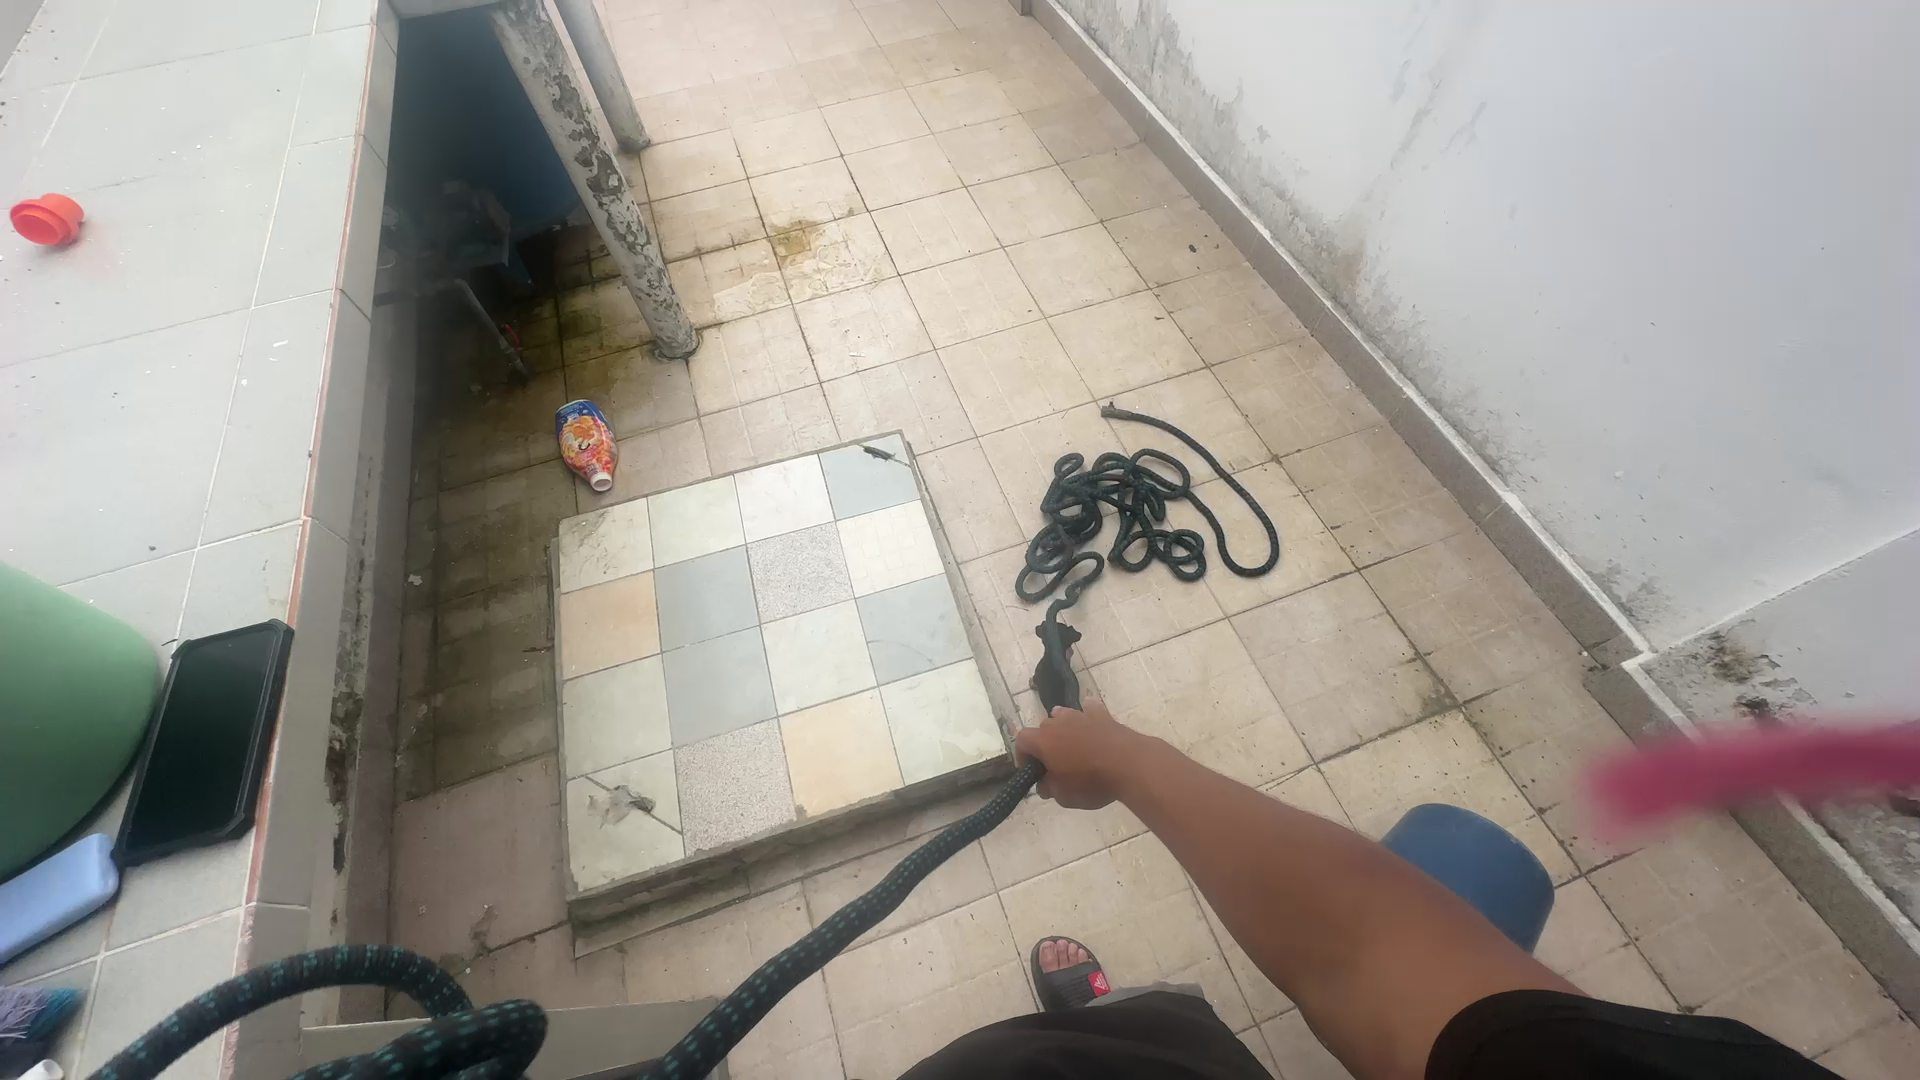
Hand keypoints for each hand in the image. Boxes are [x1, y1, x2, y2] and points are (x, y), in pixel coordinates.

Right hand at [1013, 700, 1154, 809]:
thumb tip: (1045, 784)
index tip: (1031, 771)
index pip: (1021, 740)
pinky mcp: (1102, 715)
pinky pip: (1089, 710)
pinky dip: (1087, 717)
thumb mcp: (1064, 796)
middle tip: (1053, 763)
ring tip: (1070, 745)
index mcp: (1043, 741)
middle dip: (1044, 743)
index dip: (1022, 755)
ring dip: (1063, 728)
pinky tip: (1091, 726)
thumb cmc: (1091, 782)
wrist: (1128, 764)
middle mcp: (1058, 723)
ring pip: (1063, 715)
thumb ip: (1049, 788)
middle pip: (1043, 728)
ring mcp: (1080, 716)